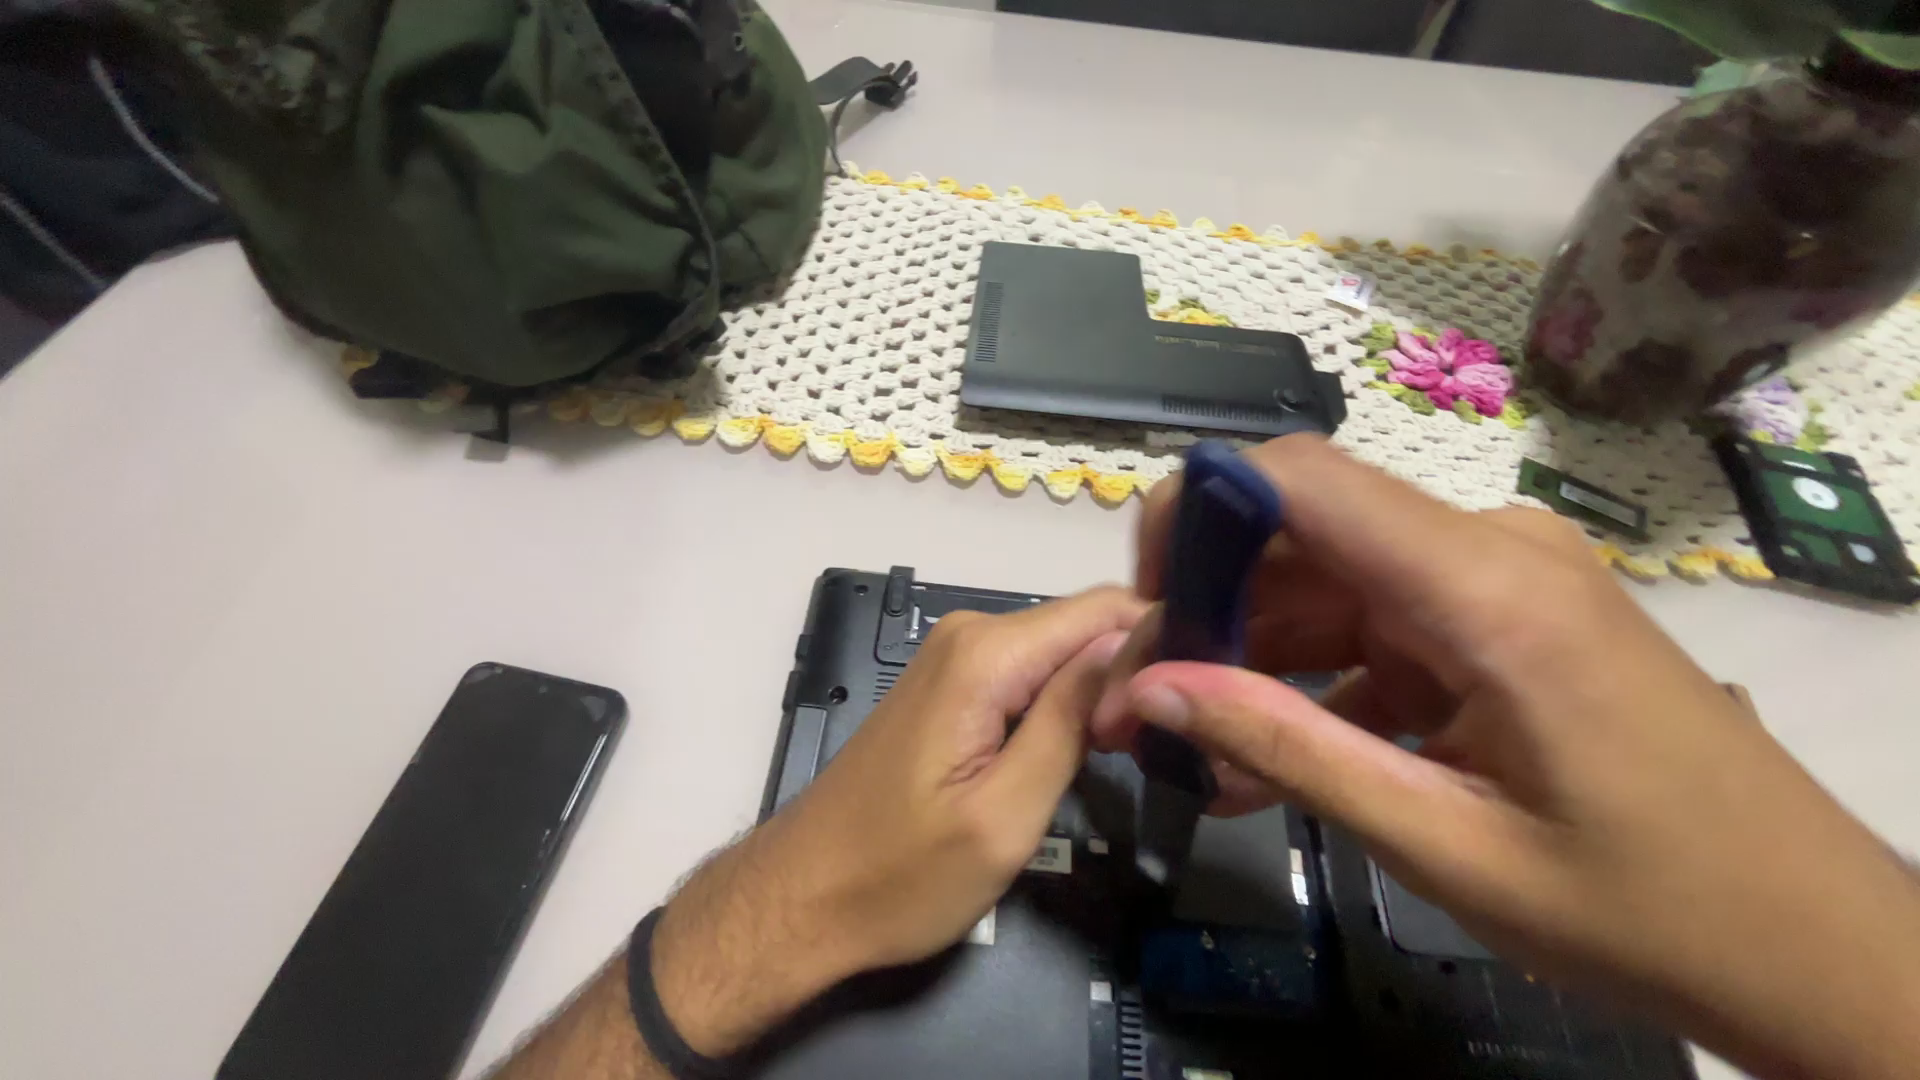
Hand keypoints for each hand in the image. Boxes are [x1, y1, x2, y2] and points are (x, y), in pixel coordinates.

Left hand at [651, 586, 1143, 1055]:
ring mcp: (954, 658)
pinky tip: (1084, 746)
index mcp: (986, 654)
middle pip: (1081, 627)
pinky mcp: (949, 686)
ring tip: (1131, 752)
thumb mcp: (1005, 814)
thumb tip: (1133, 650)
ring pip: (1058, 651)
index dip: (1158, 641)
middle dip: (1131, 671)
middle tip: (1165, 742)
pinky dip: (1063, 701)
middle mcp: (969, 634)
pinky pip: (1027, 673)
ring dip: (1100, 691)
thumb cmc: (902, 874)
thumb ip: (1070, 722)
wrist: (801, 897)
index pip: (1102, 609)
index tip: (1199, 695)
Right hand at [1093, 435, 1919, 1079]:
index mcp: (1486, 589)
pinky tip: (1269, 762)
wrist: (1830, 958)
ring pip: (1322, 590)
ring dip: (1250, 660)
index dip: (1198, 507)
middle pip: (1299, 540)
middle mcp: (1486, 555)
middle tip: (1145, 702)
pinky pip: (1368, 630)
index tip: (1144, 594)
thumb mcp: (1440, 844)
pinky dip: (1310, 685)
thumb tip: (1149, 690)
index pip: (1303, 478)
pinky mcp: (1492, 624)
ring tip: (1197, 752)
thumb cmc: (1647, 910)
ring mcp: (1492, 586)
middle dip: (1206, 612)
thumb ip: (1283, 750)